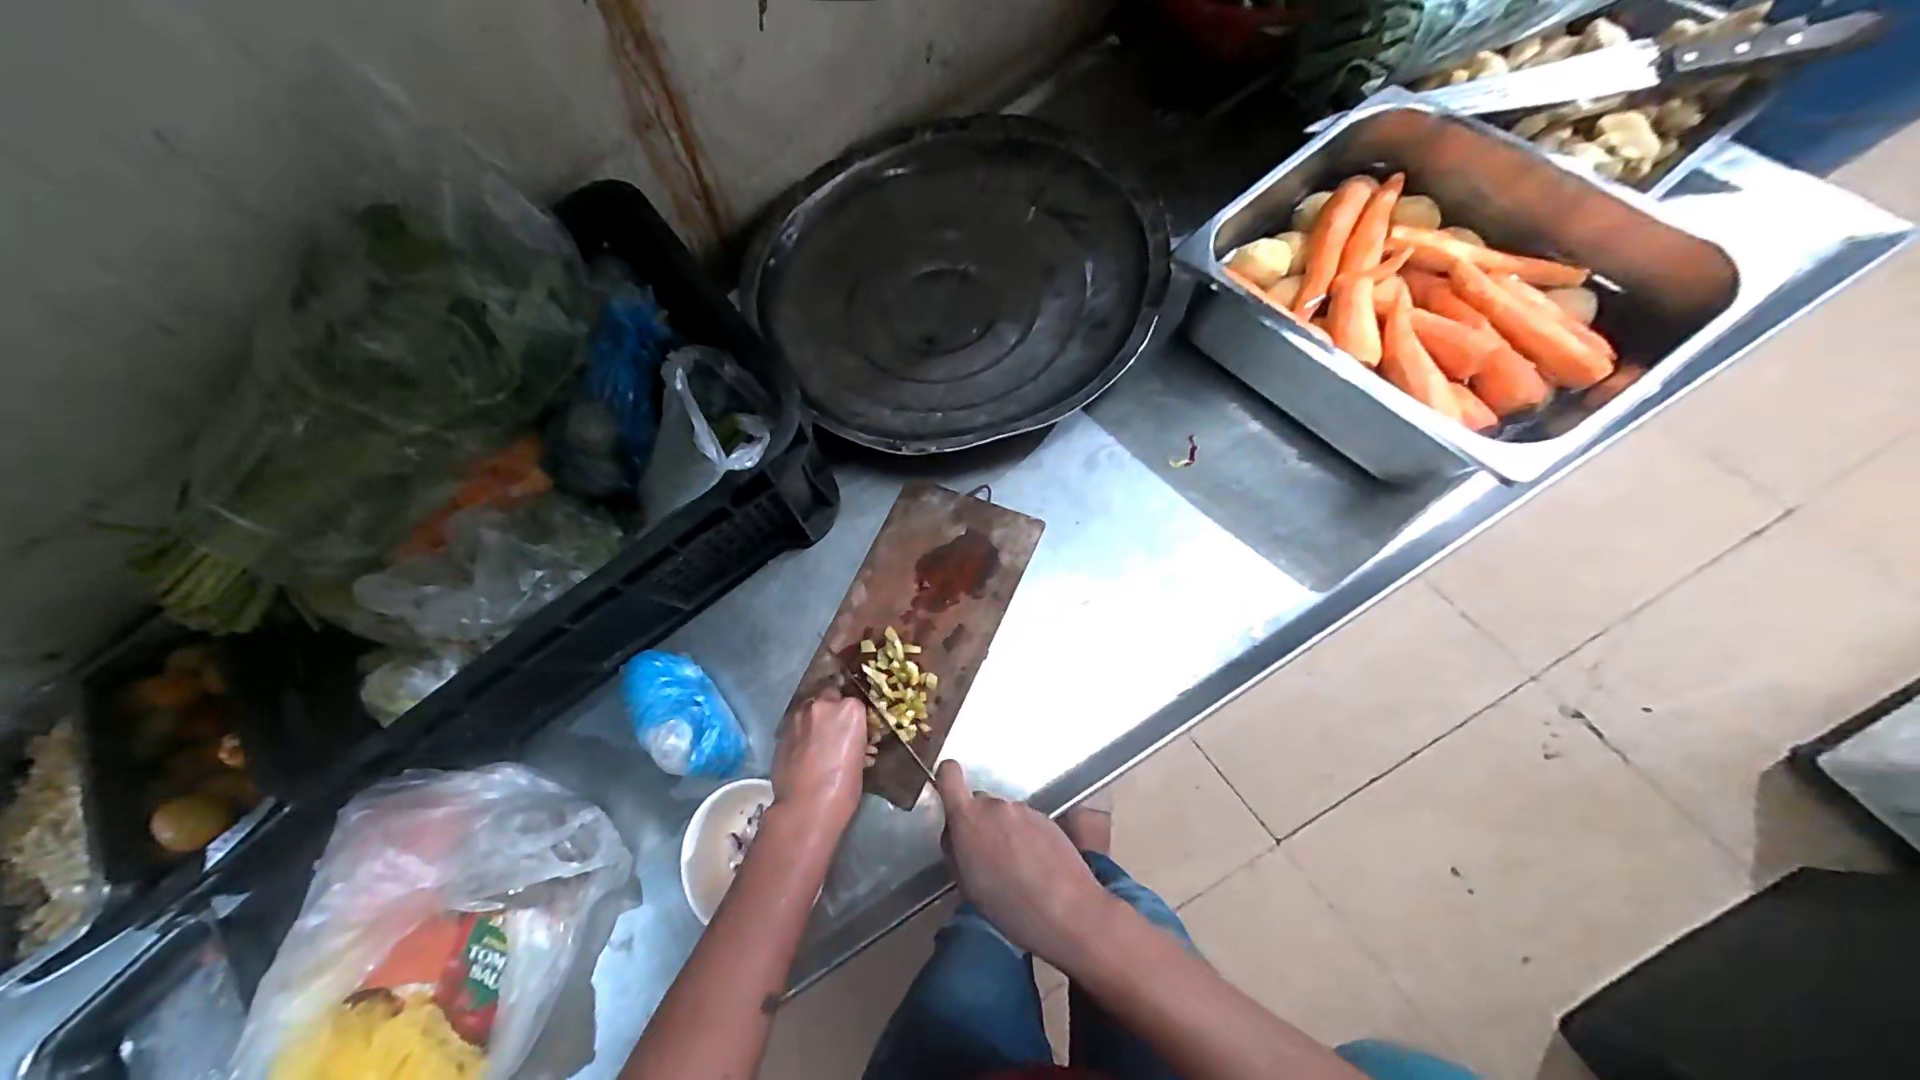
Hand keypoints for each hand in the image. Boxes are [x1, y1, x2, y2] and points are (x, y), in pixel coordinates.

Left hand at [772, 692, 868, 830]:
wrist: (806, 806)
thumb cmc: (844, 785)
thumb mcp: (859, 755)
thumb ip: (853, 735)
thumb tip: (848, 735)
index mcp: (850, 709)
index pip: (855, 702)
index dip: (854, 715)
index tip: (854, 727)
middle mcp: (823, 704)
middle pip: (830, 696)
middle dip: (833, 708)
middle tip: (835, 728)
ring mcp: (799, 715)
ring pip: (810, 707)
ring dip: (815, 717)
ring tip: (818, 737)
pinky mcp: (782, 729)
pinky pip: (796, 723)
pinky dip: (801, 730)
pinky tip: (804, 747)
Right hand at [935, 761, 1117, 961]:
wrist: (1067, 911)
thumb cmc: (1009, 906)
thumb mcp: (966, 885)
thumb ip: (954, 849)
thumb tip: (955, 835)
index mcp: (968, 818)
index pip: (950, 775)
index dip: (948, 779)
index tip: (951, 793)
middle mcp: (996, 806)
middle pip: (980, 803)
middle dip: (980, 823)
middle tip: (987, 858)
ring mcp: (1024, 810)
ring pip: (1005, 815)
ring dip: (1005, 833)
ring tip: (1015, 869)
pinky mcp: (1048, 819)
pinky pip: (1028, 823)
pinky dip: (1027, 839)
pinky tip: (1035, 868)